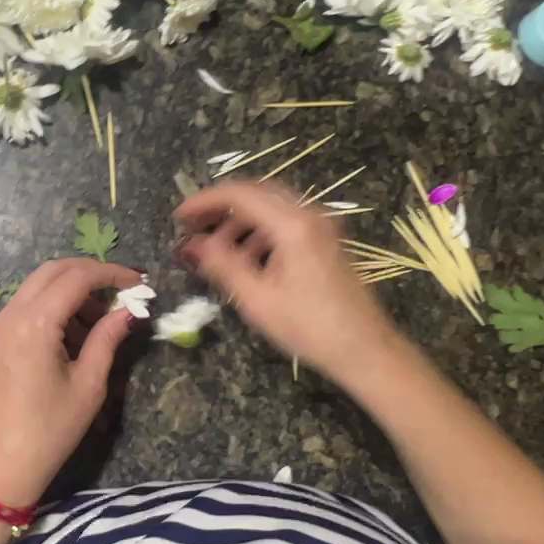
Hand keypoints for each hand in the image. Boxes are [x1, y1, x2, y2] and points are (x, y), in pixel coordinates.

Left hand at [0, 258, 141, 507]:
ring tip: (101, 324)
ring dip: (71, 292)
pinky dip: (52, 308)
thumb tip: (130, 311)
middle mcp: (10, 315)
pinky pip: (25, 307)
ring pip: (38, 287)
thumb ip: (108, 340)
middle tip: (122, 293)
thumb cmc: (48, 432)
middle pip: (53, 271)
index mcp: (34, 323)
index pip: (77, 277)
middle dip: (90, 274)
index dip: (112, 274)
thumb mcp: (88, 386)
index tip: (139, 283)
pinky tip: (73, 337)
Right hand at [175, 180, 406, 381]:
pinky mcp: (326, 240)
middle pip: (256, 193)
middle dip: (220, 207)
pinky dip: (260, 231)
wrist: (365, 350)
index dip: (204, 202)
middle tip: (192, 227)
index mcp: (292, 224)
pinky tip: (246, 258)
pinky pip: (286, 222)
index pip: (239, 194)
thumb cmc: (310, 328)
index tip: (178, 218)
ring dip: (239, 221)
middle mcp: (309, 214)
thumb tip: (191, 245)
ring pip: (271, 207)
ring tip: (215, 248)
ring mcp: (322, 226)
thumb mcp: (257, 299)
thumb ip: (221, 265)